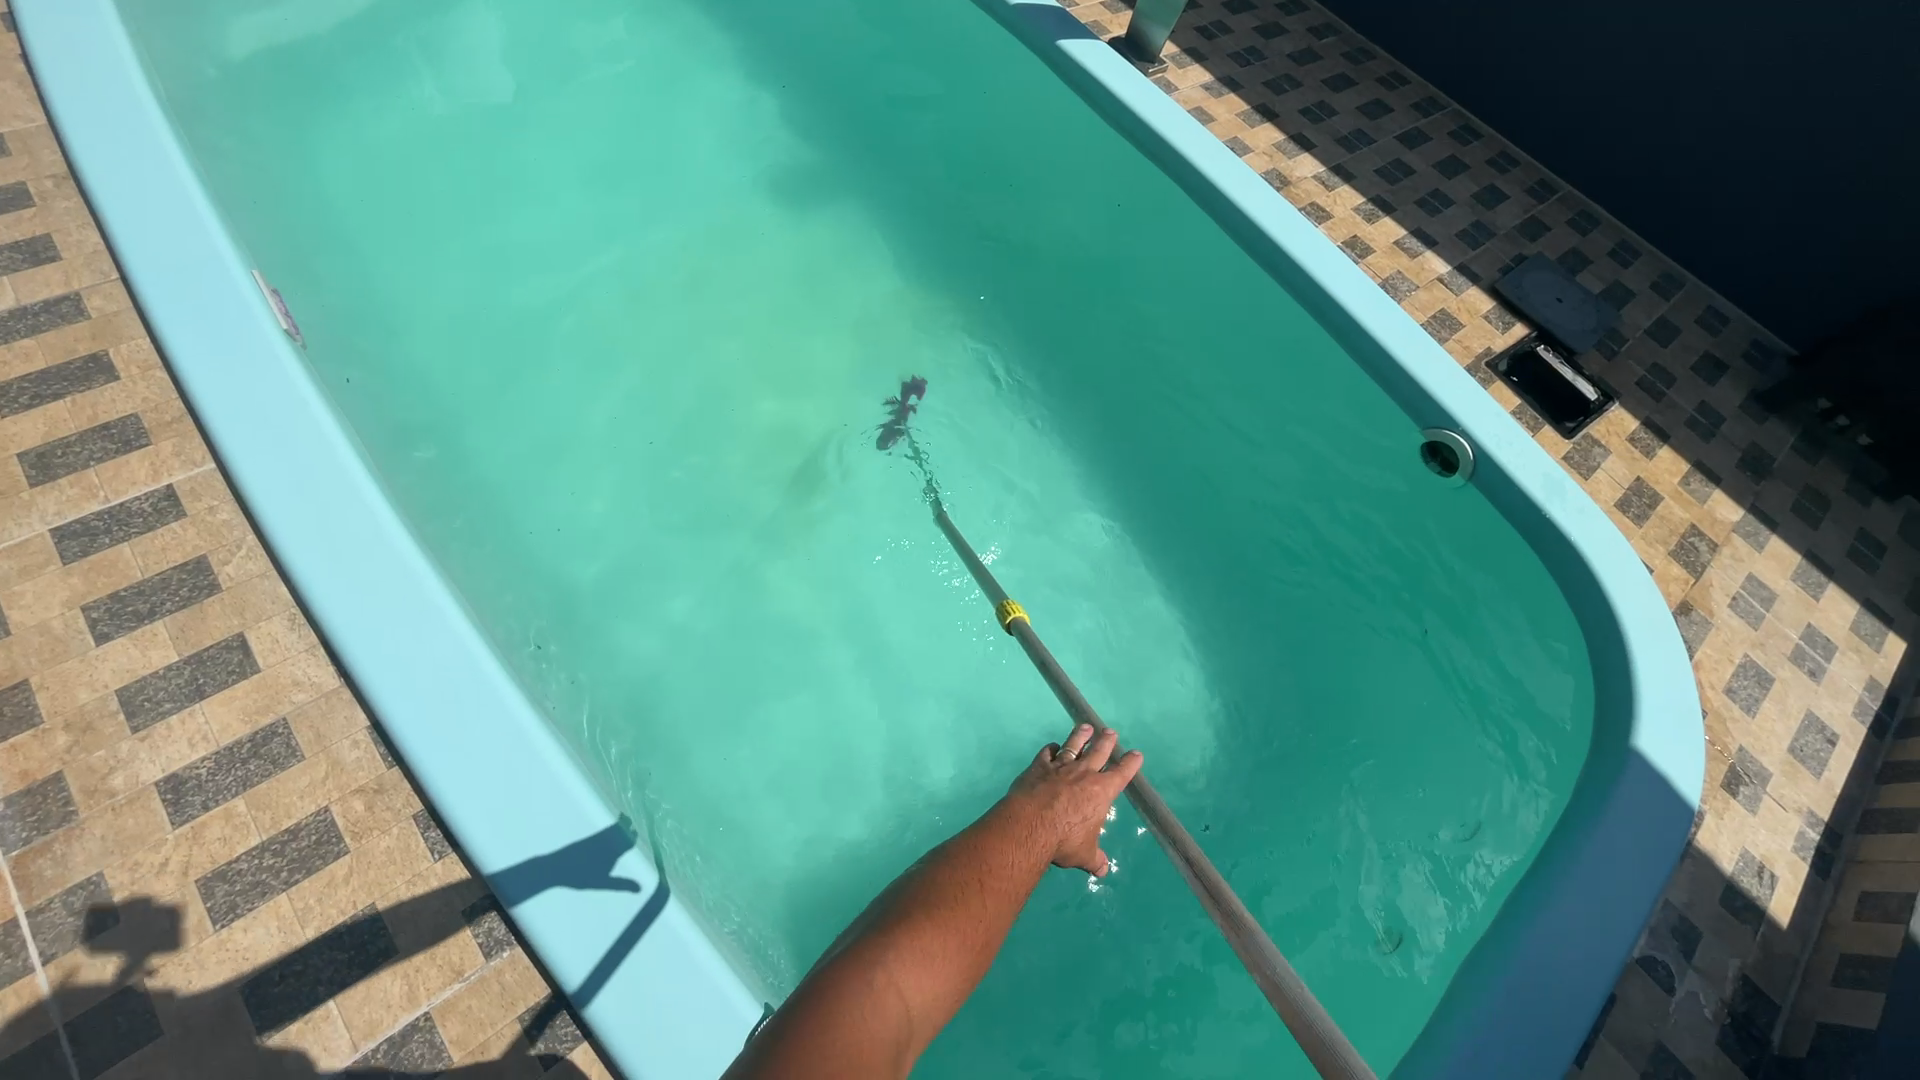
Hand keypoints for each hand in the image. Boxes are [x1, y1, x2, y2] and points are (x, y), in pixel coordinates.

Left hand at [997, 723, 1143, 875]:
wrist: (1029, 826)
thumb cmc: (1064, 841)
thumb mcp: (1084, 855)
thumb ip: (1095, 859)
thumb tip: (1103, 871)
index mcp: (1101, 792)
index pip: (1121, 773)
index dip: (1130, 763)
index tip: (1136, 754)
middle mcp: (1083, 774)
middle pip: (1098, 751)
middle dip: (1106, 741)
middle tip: (1110, 731)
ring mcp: (1060, 767)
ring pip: (1073, 745)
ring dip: (1080, 735)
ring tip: (1085, 726)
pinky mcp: (1038, 767)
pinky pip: (1046, 753)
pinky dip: (1050, 748)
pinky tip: (1052, 746)